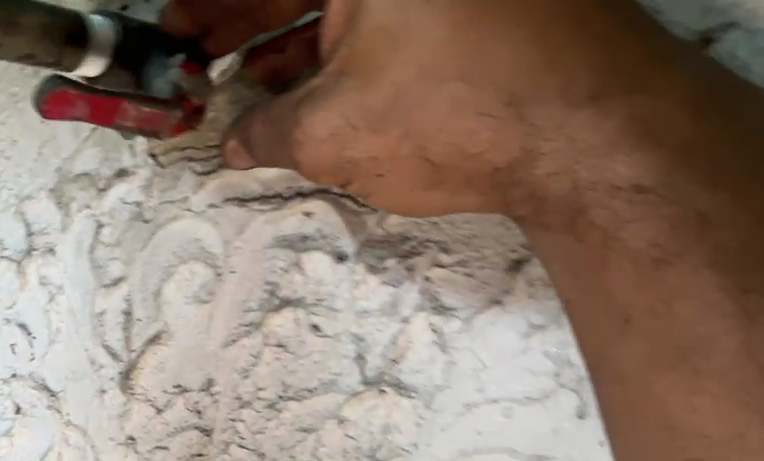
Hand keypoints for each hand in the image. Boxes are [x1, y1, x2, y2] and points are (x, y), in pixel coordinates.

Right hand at [161, 0, 763, 223]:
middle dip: (239, 24)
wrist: (590, 130)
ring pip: (340, 6)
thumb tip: (236, 143)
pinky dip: (336, 56)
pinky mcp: (474, 8)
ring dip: (283, 46)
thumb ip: (265, 133)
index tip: (173, 34)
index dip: (207, 10)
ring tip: (239, 91)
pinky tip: (303, 96)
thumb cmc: (451, 111)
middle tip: (195, 63)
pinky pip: (382, 22)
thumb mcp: (328, 132)